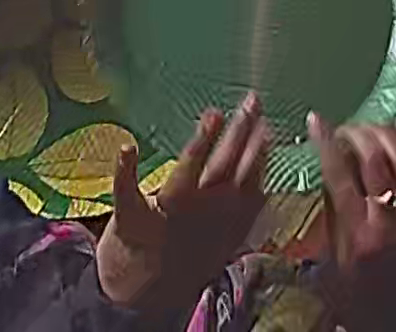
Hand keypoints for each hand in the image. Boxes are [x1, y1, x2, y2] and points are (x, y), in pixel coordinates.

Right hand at [97, 94, 270, 313]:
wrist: (149, 293)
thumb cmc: (135, 240)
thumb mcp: (124, 211)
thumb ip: (126, 179)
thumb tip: (126, 148)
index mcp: (173, 203)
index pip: (192, 163)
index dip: (204, 137)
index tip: (215, 112)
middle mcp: (202, 212)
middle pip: (225, 164)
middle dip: (240, 131)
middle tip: (251, 101)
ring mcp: (222, 224)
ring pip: (245, 182)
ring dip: (257, 151)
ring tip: (267, 123)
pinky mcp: (235, 235)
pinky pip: (255, 205)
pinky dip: (264, 179)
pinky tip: (271, 157)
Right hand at [307, 113, 395, 276]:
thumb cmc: (360, 296)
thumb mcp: (333, 262)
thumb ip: (330, 215)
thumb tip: (325, 169)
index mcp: (356, 233)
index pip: (339, 176)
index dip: (327, 142)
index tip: (316, 119)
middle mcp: (386, 218)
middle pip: (375, 159)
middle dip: (357, 133)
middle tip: (344, 129)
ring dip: (383, 132)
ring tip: (369, 127)